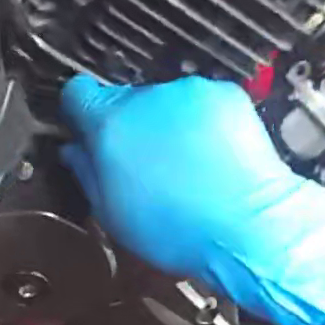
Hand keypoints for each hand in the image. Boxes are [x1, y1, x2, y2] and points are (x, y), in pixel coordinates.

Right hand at [61, 74, 324, 324]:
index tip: (87, 130)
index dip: (80, 114)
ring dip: (165, 127)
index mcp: (110, 125)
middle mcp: (147, 99)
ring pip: (163, 103)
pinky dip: (200, 126)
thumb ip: (87, 173)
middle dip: (129, 129)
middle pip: (123, 101)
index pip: (76, 93)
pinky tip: (208, 162)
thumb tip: (76, 152)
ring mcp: (188, 95)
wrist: (248, 228)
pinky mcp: (225, 97)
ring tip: (182, 171)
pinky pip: (200, 105)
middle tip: (143, 169)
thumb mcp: (113, 214)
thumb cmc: (181, 231)